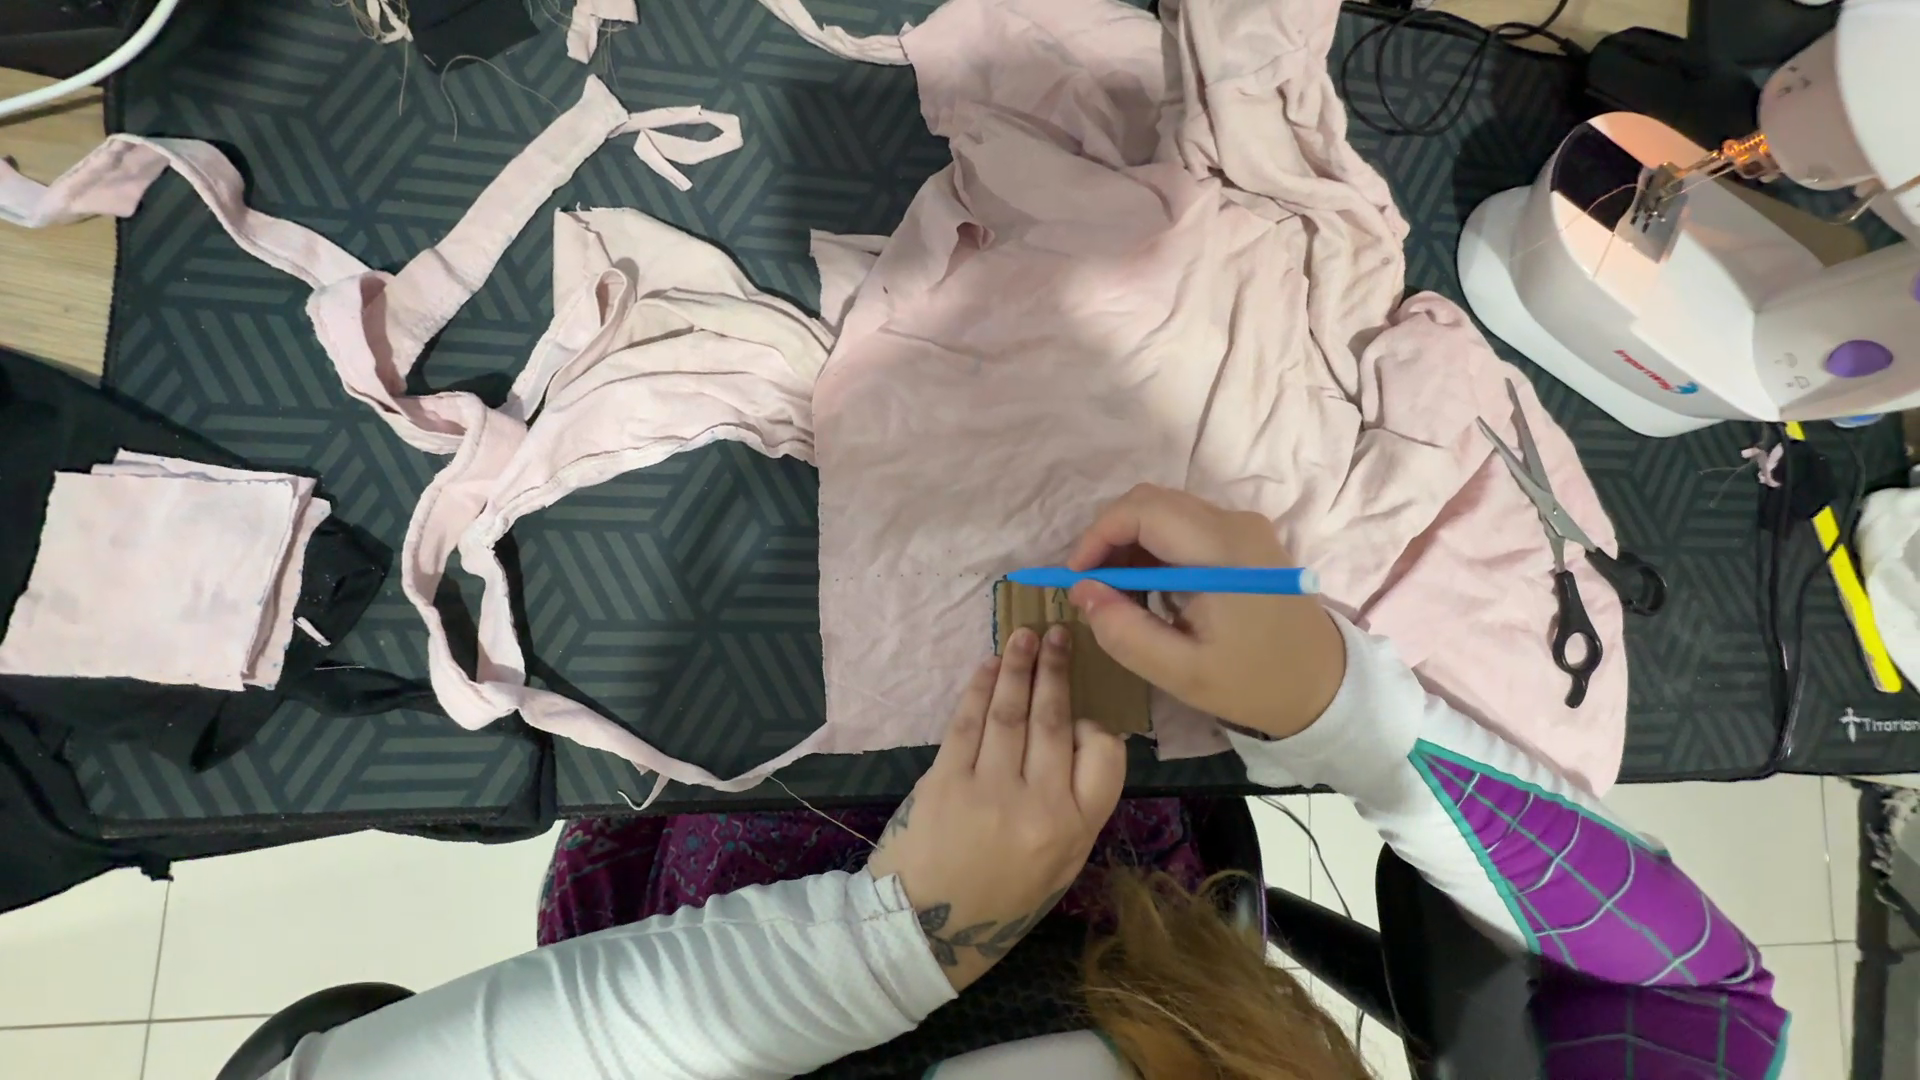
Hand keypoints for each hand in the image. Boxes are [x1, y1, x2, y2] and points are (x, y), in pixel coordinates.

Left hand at [866, 625, 1126, 991]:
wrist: (921, 932)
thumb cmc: (996, 901)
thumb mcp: (1057, 868)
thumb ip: (1074, 808)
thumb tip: (1075, 738)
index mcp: (1075, 831)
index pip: (1105, 756)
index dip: (1095, 726)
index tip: (1079, 714)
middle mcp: (1039, 805)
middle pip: (1054, 720)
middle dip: (1056, 669)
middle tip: (1057, 633)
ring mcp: (990, 789)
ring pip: (1011, 710)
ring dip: (1019, 666)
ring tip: (1025, 634)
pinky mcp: (945, 778)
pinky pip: (968, 720)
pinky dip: (979, 687)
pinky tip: (989, 665)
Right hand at [1065, 484, 1345, 739]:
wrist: (1326, 688)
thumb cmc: (1256, 684)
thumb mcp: (1181, 672)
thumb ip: (1124, 632)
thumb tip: (1081, 592)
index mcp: (1223, 551)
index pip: (1142, 510)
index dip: (1098, 536)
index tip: (1076, 578)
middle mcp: (1234, 523)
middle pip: (1149, 502)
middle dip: (1109, 539)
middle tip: (1092, 588)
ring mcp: (1242, 527)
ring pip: (1162, 511)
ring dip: (1128, 545)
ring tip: (1117, 596)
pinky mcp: (1242, 539)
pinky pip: (1181, 526)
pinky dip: (1151, 549)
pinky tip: (1147, 591)